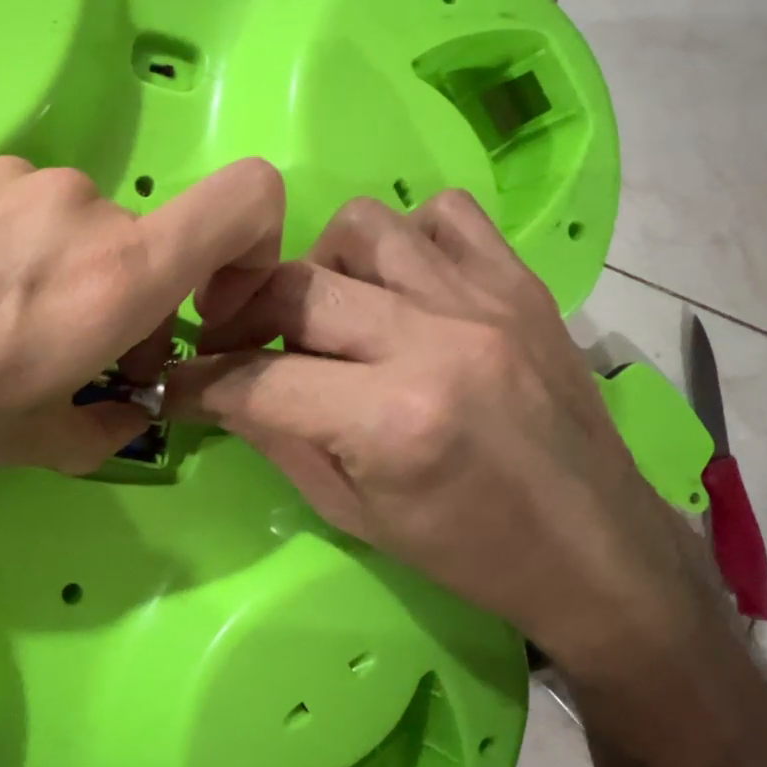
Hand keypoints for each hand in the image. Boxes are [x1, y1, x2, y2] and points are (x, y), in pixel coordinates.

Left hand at [0, 155, 284, 474]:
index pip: (248, 201)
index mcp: (114, 273)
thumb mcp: (24, 442)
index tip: (206, 306)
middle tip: (59, 359)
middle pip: (142, 242)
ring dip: (59, 277)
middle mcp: (77, 206)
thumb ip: (104, 427)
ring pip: (74, 228)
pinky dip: (10, 251)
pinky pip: (16, 210)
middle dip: (122, 303)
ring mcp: (11, 176)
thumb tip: (132, 412)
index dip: (256, 247)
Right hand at [171, 190, 724, 664]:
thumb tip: (216, 390)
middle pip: (291, 287)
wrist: (594, 550)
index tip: (171, 382)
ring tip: (322, 315)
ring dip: (316, 269)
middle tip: (229, 346)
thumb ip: (273, 438)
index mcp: (389, 421)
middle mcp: (434, 342)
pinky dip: (400, 242)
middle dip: (236, 316)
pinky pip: (441, 214)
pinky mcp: (521, 284)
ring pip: (359, 227)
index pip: (255, 378)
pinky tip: (397, 290)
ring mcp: (485, 301)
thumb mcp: (347, 511)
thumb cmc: (463, 551)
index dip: (197, 380)